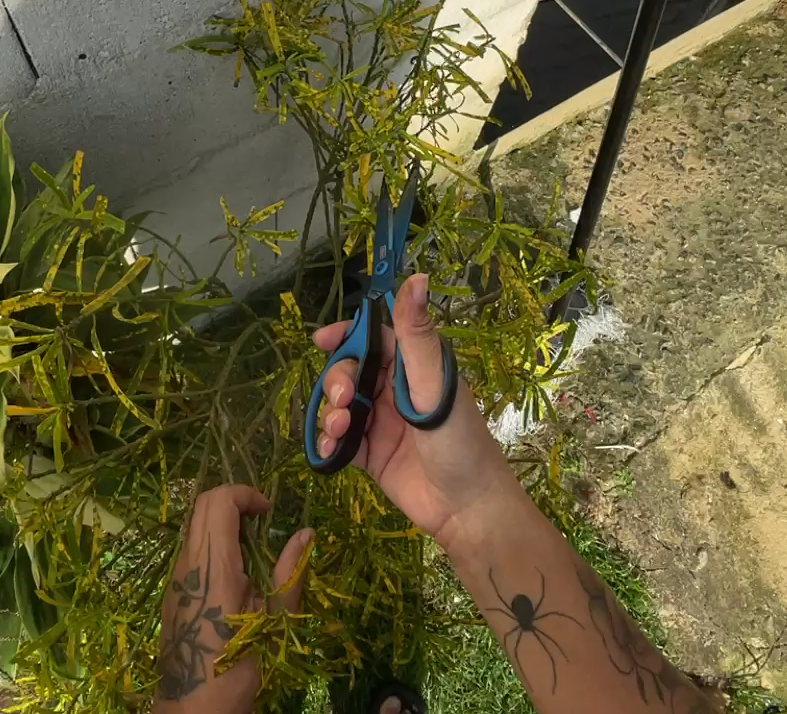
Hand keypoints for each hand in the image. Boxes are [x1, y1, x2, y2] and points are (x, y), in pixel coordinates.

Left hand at [153, 485, 313, 712]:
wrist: (193, 710)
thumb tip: (307, 533)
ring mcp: (177, 576)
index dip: (245, 494)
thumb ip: (290, 572)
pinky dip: (211, 539)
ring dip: (221, 519)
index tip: (268, 512)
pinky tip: (233, 570)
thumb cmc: (239, 666)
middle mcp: (190, 563)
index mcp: (215, 566)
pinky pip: (190, 546)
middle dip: (233, 500)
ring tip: (250, 545)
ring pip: (194, 523)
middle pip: (202, 503)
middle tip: (260, 520)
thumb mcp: (274, 621)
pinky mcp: (172, 590)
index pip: (219, 501)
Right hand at [314, 273, 524, 555]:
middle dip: (336, 380)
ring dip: (329, 411)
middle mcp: (394, 389)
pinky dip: (327, 440)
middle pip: (349, 370)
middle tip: (342, 400)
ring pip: (339, 403)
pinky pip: (338, 438)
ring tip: (339, 429)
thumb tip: (417, 276)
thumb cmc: (459, 439)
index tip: (321, 338)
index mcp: (413, 366)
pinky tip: (328, 450)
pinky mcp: (370, 454)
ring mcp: (380, 421)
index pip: (374, 337)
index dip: (346, 335)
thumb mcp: (436, 383)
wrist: (466, 510)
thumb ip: (418, 334)